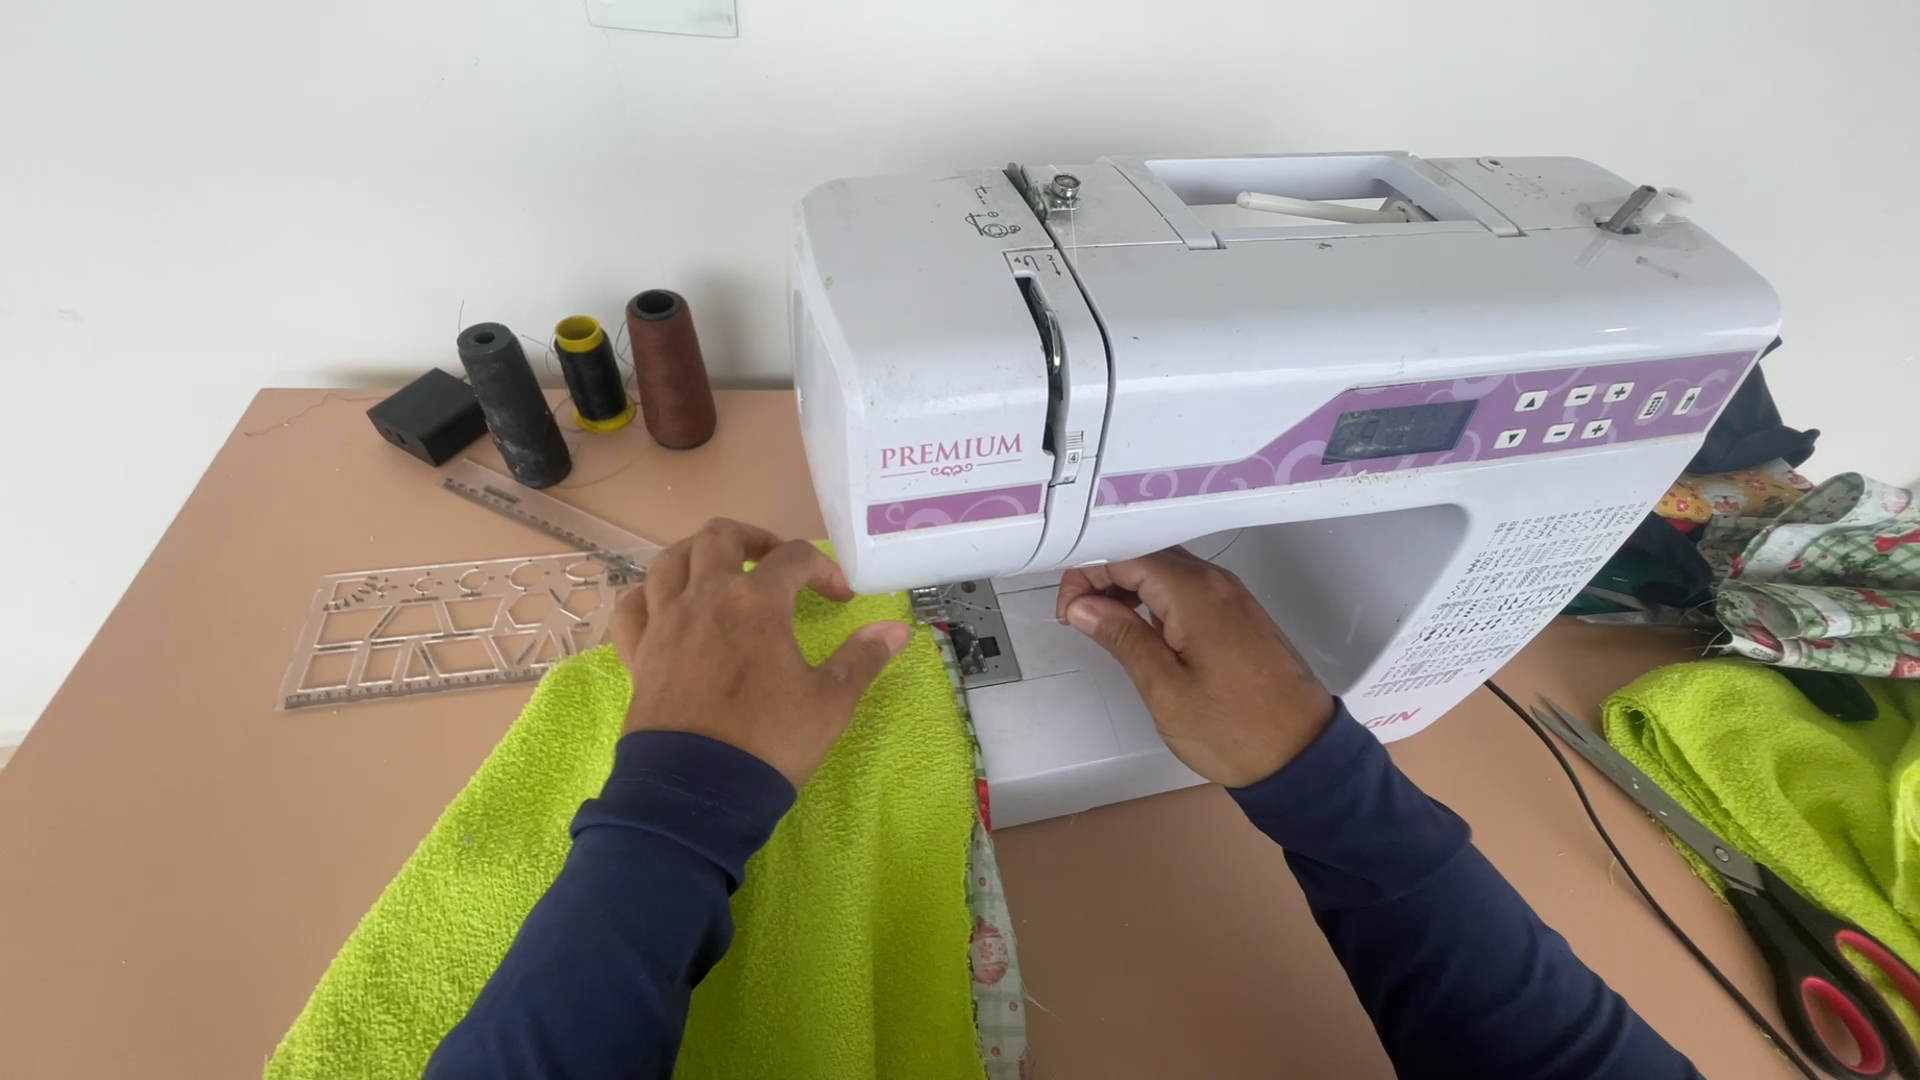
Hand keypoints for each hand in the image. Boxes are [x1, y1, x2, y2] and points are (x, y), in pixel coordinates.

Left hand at [608, 518, 911, 787]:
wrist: (696, 794)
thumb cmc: (770, 741)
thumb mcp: (831, 700)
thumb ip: (864, 657)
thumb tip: (898, 629)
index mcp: (756, 601)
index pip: (795, 557)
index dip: (824, 570)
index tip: (840, 598)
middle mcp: (705, 597)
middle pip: (719, 536)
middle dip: (753, 537)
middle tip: (775, 560)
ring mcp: (665, 623)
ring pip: (669, 560)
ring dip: (697, 553)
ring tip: (720, 570)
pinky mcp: (639, 654)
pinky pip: (633, 607)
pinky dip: (649, 595)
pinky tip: (665, 604)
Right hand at [1056, 547, 1335, 787]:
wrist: (1304, 759)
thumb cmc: (1234, 731)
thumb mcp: (1165, 689)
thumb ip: (1122, 638)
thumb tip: (1084, 606)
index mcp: (1196, 594)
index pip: (1127, 555)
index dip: (1088, 573)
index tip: (1068, 610)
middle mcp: (1216, 583)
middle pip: (1146, 555)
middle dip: (1103, 576)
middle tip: (1077, 617)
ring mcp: (1230, 596)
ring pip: (1164, 571)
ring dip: (1126, 587)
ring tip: (1101, 625)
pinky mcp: (1236, 614)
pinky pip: (1184, 589)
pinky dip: (1153, 598)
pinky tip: (1138, 627)